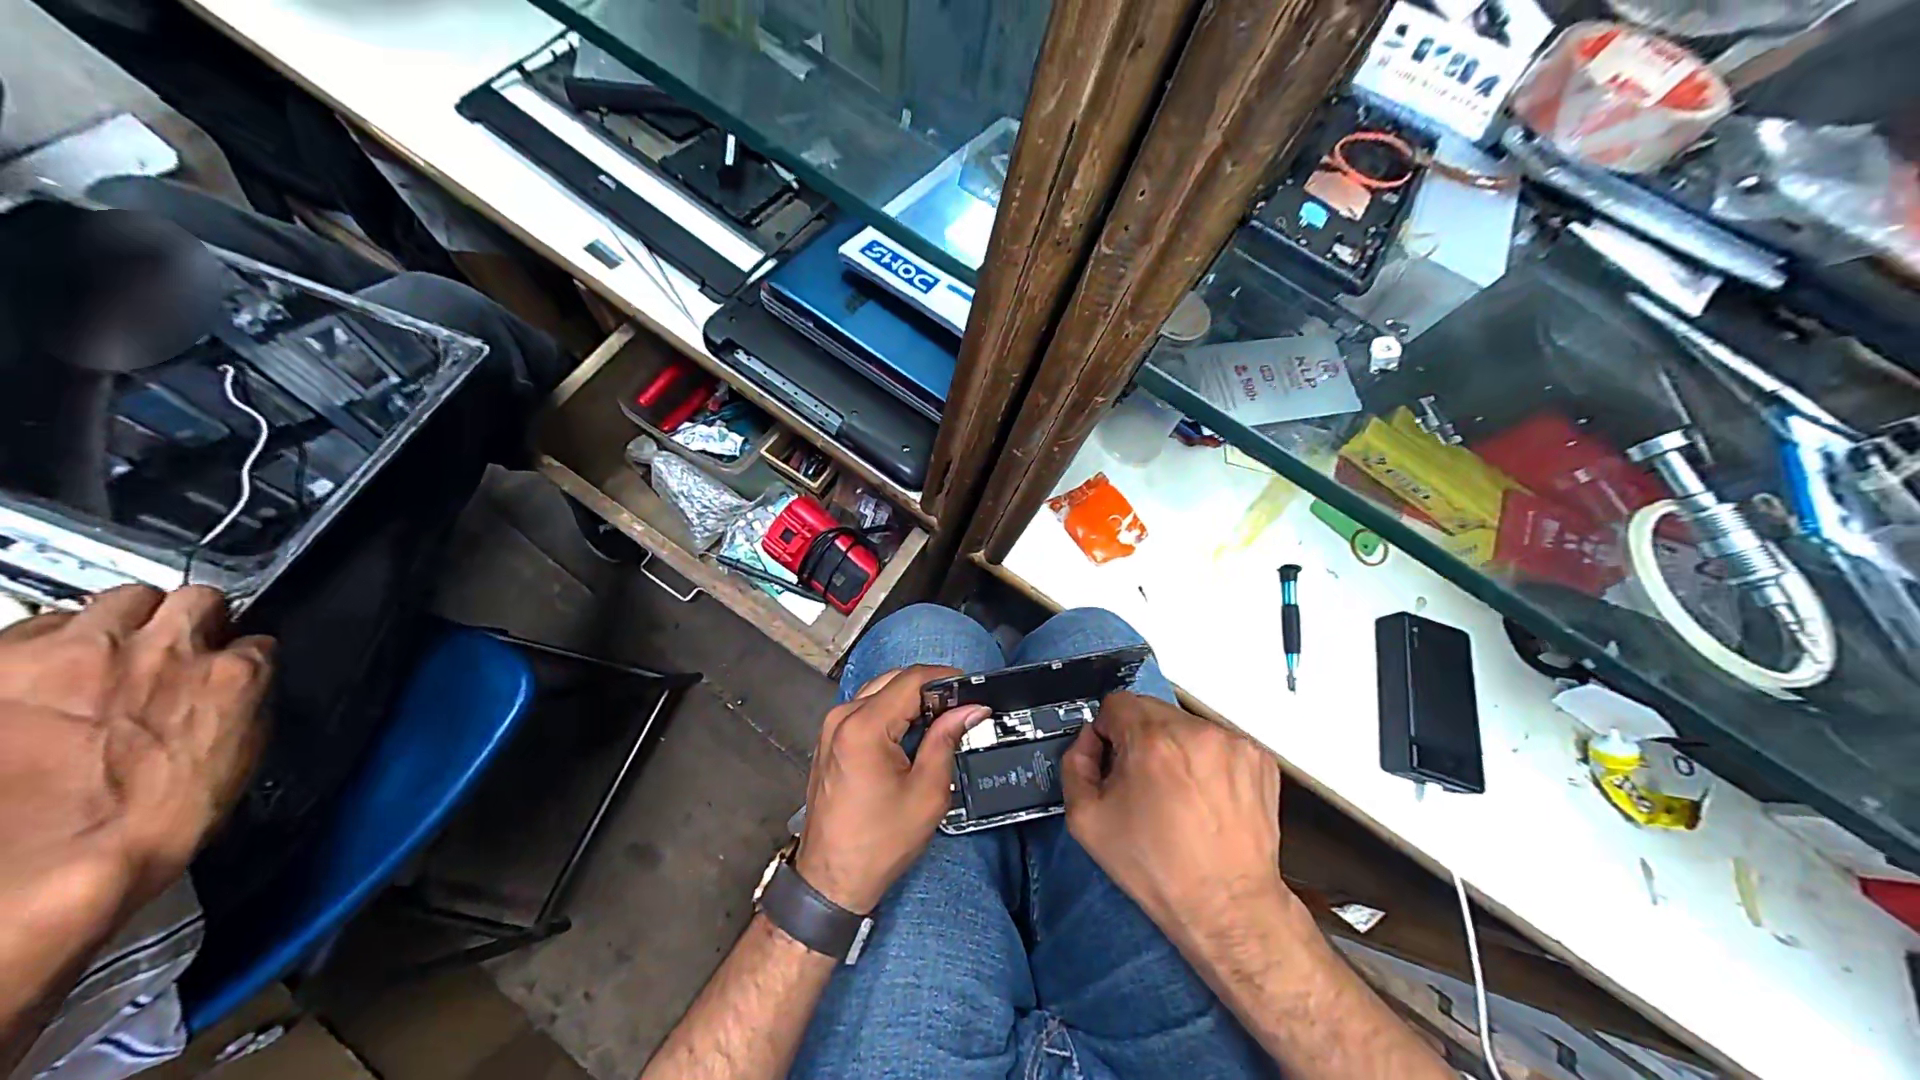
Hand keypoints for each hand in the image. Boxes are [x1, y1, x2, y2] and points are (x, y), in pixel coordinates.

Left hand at [0, 585, 273, 910]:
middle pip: (193, 599)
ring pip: (122, 598)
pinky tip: (41, 681)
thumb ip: (238, 708)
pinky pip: (36, 626)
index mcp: (233, 677)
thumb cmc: (141, 830)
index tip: (222, 670)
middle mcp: (167, 649)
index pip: (255, 641)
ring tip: (102, 659)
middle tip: (169, 651)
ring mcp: (82, 651)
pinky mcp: (4, 662)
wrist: (36, 871)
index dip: (237, 656)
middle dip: (188, 621)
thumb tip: (235, 687)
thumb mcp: (228, 764)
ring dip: (123, 623)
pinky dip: (46, 645)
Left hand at [794, 666, 990, 913]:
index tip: (969, 690)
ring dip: (910, 699)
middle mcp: (842, 719)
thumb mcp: (927, 792)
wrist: (832, 878)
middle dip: (930, 688)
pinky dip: (891, 711)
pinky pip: (865, 708)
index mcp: (864, 728)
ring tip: (939, 721)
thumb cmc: (877, 843)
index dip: (946, 679)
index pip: (911, 680)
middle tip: (959, 708)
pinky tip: (910, 732)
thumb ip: (947, 740)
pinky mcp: (830, 739)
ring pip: (879, 691)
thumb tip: (969, 710)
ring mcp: (831, 727)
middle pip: (894, 680)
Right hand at [1062, 692, 1286, 947]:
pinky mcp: (1258, 758)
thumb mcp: (1086, 820)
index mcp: (1151, 740)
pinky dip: (1206, 760)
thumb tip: (1089, 740)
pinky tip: (1205, 796)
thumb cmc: (1157, 867)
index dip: (1108, 731)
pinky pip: (1217, 741)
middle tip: (1145, 782)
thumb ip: (1074, 764)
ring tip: (1178, 793)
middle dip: (1140, 737)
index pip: (1116, 703)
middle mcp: (1196, 732)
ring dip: (1174, 747)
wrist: (1227, 905)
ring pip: (1185, 725)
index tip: (1115, 760)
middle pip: (1151, 710)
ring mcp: (1232, 743)